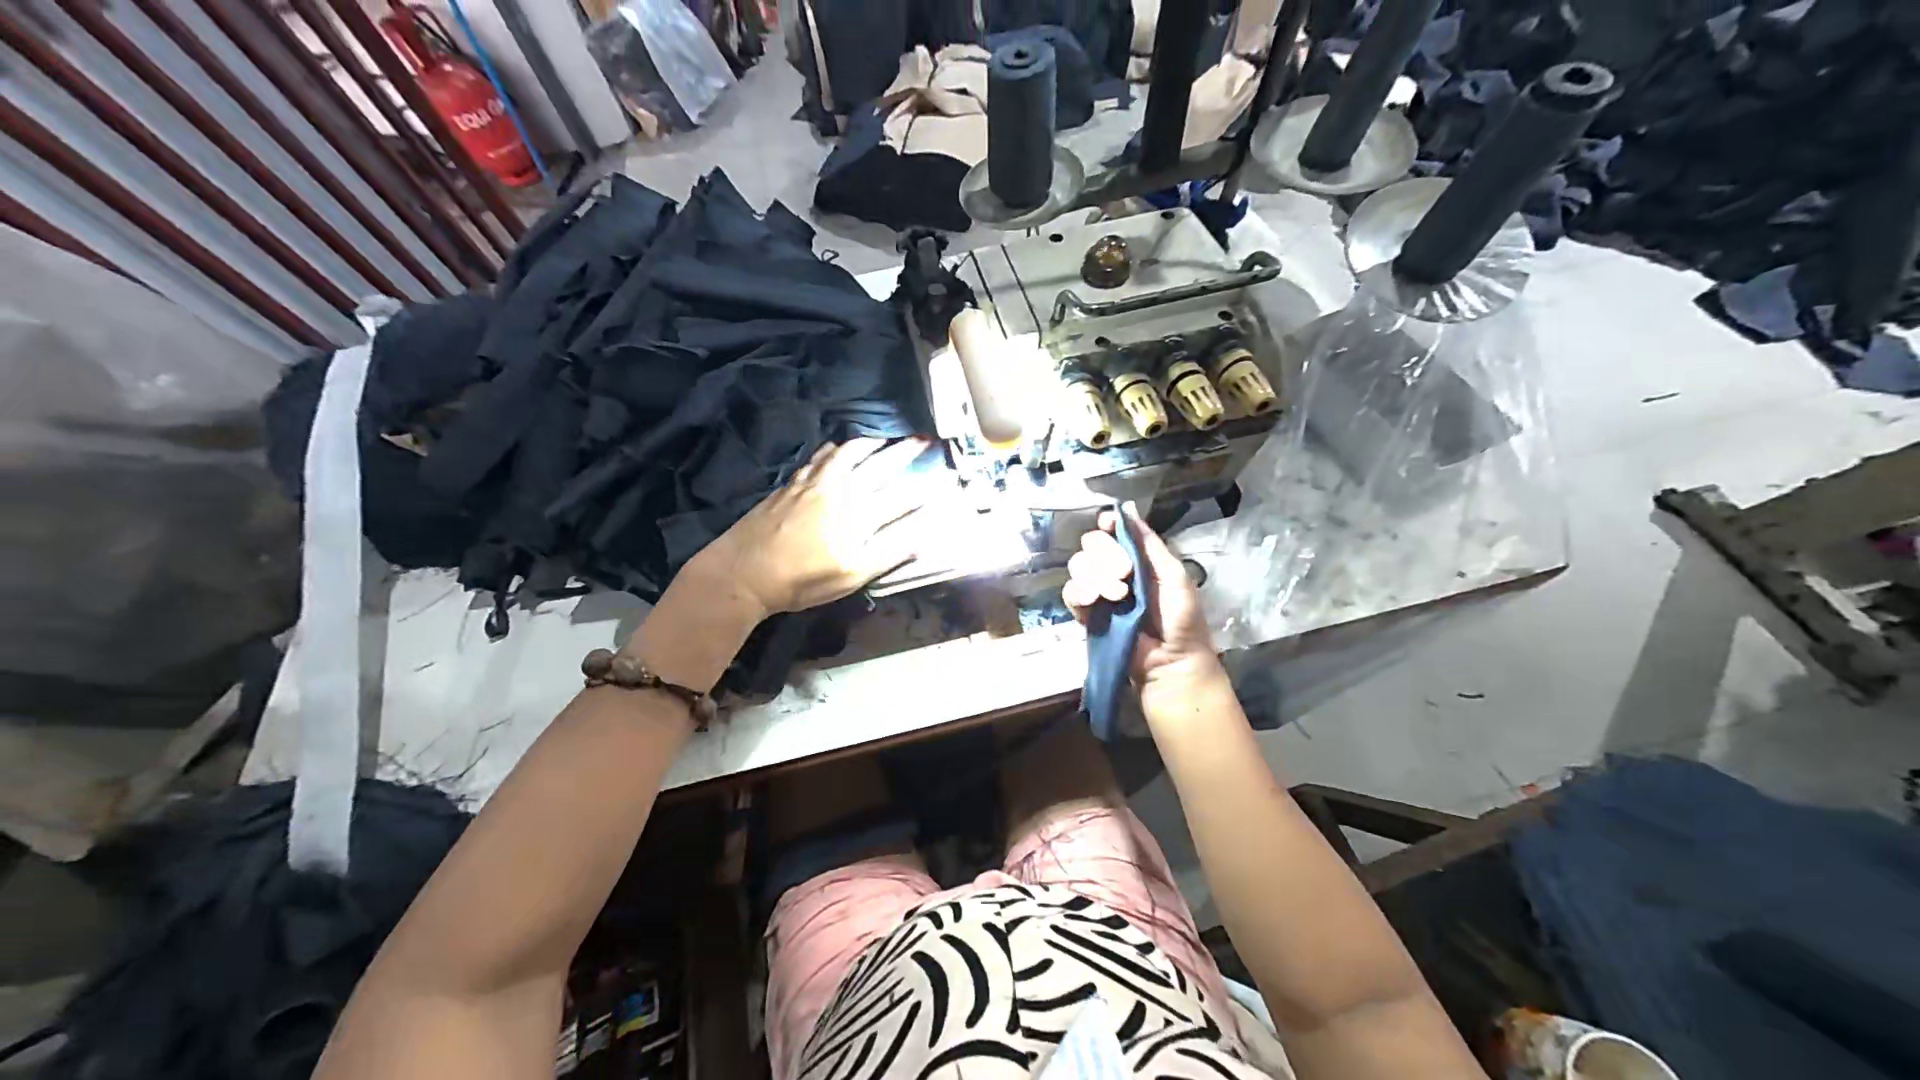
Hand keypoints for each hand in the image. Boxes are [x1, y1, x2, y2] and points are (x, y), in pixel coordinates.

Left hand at [687, 437, 938, 617]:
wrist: (743, 570)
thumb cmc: (802, 579)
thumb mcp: (852, 574)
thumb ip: (889, 552)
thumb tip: (925, 536)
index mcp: (858, 514)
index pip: (901, 495)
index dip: (925, 485)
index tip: (946, 473)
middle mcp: (839, 490)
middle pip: (877, 464)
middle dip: (904, 450)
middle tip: (922, 439)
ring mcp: (812, 484)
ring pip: (847, 452)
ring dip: (870, 443)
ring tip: (883, 439)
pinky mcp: (791, 485)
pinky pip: (819, 457)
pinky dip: (835, 449)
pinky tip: (835, 448)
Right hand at [1062, 503, 1222, 700]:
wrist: (1171, 661)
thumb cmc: (1180, 618)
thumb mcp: (1173, 574)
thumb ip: (1148, 543)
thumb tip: (1127, 508)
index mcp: (1136, 560)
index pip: (1112, 533)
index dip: (1107, 526)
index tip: (1107, 523)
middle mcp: (1114, 572)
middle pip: (1092, 547)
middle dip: (1105, 554)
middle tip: (1124, 573)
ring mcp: (1099, 594)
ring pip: (1079, 567)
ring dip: (1096, 576)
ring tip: (1117, 595)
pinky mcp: (1087, 615)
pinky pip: (1072, 594)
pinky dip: (1080, 593)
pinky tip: (1094, 600)